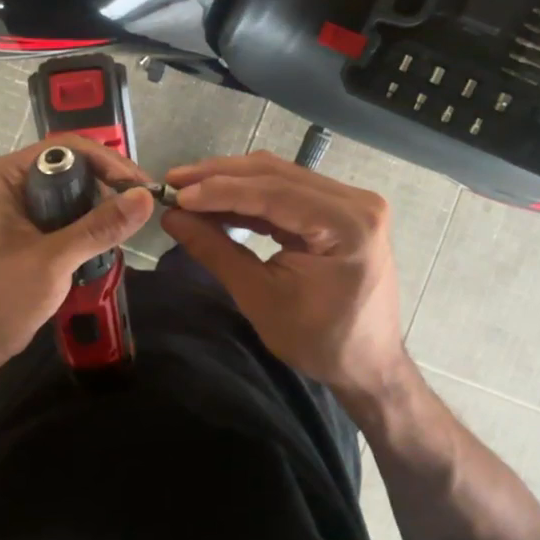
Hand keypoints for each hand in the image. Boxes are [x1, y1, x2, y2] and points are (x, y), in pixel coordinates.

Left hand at [0, 136, 154, 368]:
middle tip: (138, 211)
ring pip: (72, 196)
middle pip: (72, 169)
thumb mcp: (53, 260)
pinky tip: (106, 246)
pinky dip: (87, 229)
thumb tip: (144, 197)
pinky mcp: (28, 236)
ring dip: (99, 211)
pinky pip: (66, 219)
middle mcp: (13, 186)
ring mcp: (19, 211)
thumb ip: (99, 227)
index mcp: (7, 177)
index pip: (66, 149)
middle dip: (106, 188)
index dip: (107, 161)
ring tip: (126, 230)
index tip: (140, 186)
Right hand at [160, 151, 408, 399]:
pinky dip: (250, 195)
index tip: (176, 193)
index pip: (274, 193)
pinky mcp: (340, 209)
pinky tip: (215, 200)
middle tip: (173, 181)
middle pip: (276, 174)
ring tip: (186, 188)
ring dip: (231, 181)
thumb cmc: (319, 341)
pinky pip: (288, 191)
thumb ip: (216, 251)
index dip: (220, 190)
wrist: (368, 365)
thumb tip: (171, 216)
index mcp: (349, 225)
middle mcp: (356, 202)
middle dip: (220, 177)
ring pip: (279, 176)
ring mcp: (351, 202)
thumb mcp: (260, 298)